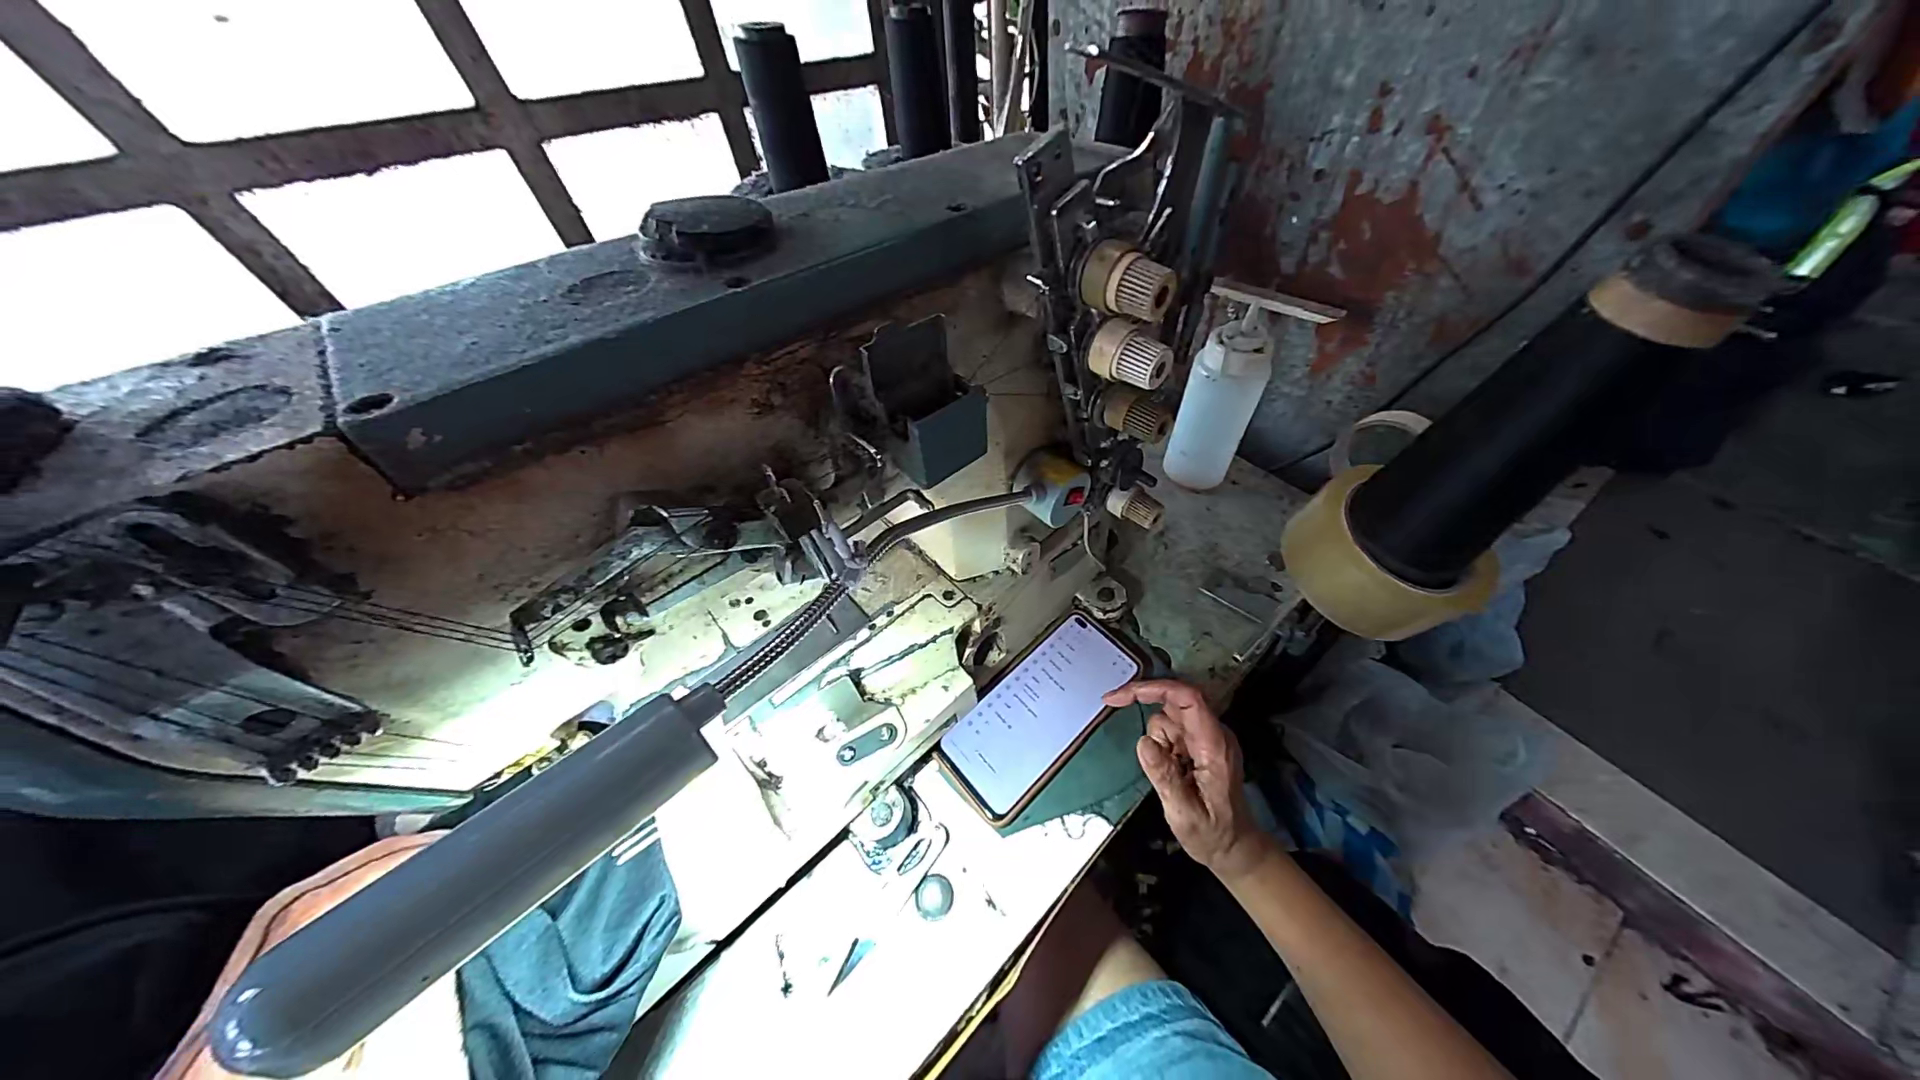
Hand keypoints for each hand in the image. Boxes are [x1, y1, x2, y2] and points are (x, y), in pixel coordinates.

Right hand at [1104, 679, 1274, 883]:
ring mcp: (1208, 737)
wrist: (1234, 846)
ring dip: (1158, 738)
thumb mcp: (1184, 814)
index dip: (1154, 689)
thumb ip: (1164, 777)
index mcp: (1214, 746)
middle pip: (1174, 701)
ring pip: (1169, 716)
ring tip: (1169, 775)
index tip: (1120, 697)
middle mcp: (1214, 734)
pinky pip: (1172, 728)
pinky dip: (1162, 744)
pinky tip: (1172, 769)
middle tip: (1123, 722)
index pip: (1188, 699)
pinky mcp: (1201, 742)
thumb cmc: (1213, 834)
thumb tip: (1144, 742)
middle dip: (1148, 713)